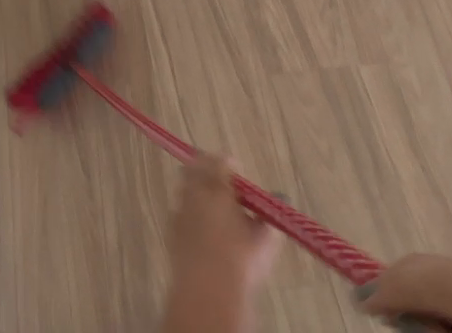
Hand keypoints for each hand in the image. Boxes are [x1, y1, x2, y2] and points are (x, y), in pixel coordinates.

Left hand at [161, 155, 280, 332]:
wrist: (207, 289)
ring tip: (212, 201)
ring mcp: (179, 211)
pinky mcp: (170, 230)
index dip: (227, 161)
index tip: (235, 165)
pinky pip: (179, 211)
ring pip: (185, 189)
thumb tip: (281, 195)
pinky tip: (200, 224)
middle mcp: (194, 193)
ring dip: (196, 189)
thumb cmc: (241, 260)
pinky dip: (189, 211)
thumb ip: (270, 214)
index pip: (219, 162)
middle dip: (206, 168)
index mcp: (217, 188)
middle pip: (194, 169)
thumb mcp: (266, 238)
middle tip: (219, 177)